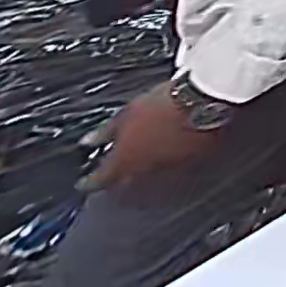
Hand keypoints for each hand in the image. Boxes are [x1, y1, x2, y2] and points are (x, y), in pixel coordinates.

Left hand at [77, 83, 218, 192]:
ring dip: (142, 173)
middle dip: (117, 181)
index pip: (99, 181)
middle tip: (114, 173)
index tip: (83, 182)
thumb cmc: (161, 104)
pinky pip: (170, 170)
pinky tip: (166, 154)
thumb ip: (106, 132)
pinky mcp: (188, 164)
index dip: (89, 182)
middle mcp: (143, 173)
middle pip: (124, 185)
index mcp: (124, 162)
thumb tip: (87, 143)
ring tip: (141, 162)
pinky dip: (164, 165)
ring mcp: (167, 170)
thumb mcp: (128, 113)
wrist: (202, 101)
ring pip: (148, 179)